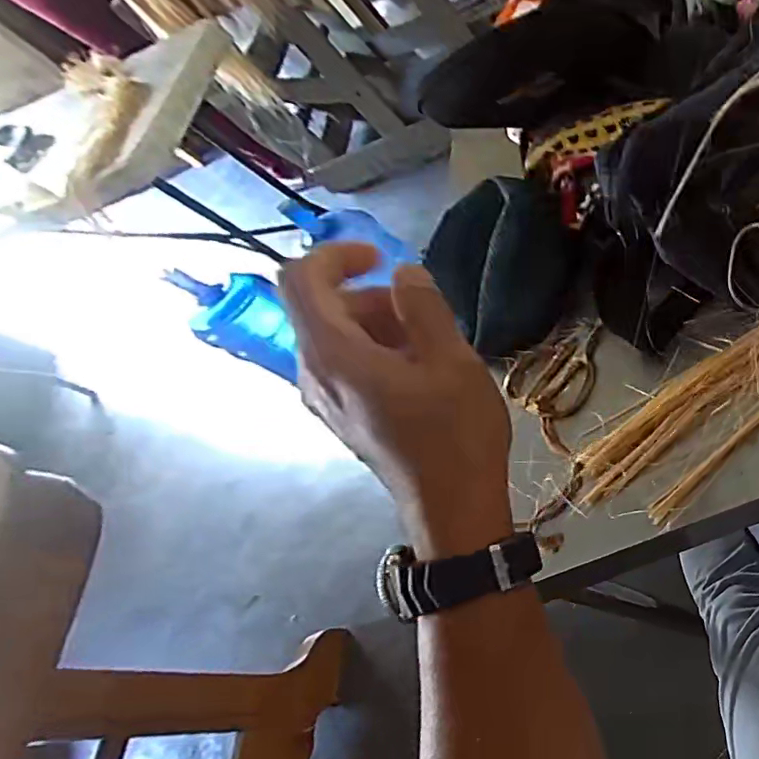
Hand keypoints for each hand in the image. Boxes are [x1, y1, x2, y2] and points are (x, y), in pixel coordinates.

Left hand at [281, 244, 513, 559]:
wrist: (453, 502)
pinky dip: (379, 358)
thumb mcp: (453, 363)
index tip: (381, 257)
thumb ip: (425, 311)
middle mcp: (313, 374)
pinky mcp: (346, 421)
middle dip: (371, 299)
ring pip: (338, 345)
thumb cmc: (456, 432)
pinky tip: (424, 379)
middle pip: (322, 313)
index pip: (302, 280)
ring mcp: (325, 402)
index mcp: (332, 353)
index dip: (336, 256)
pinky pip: (348, 372)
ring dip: (380, 331)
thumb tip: (405, 275)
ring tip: (435, 349)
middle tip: (429, 314)